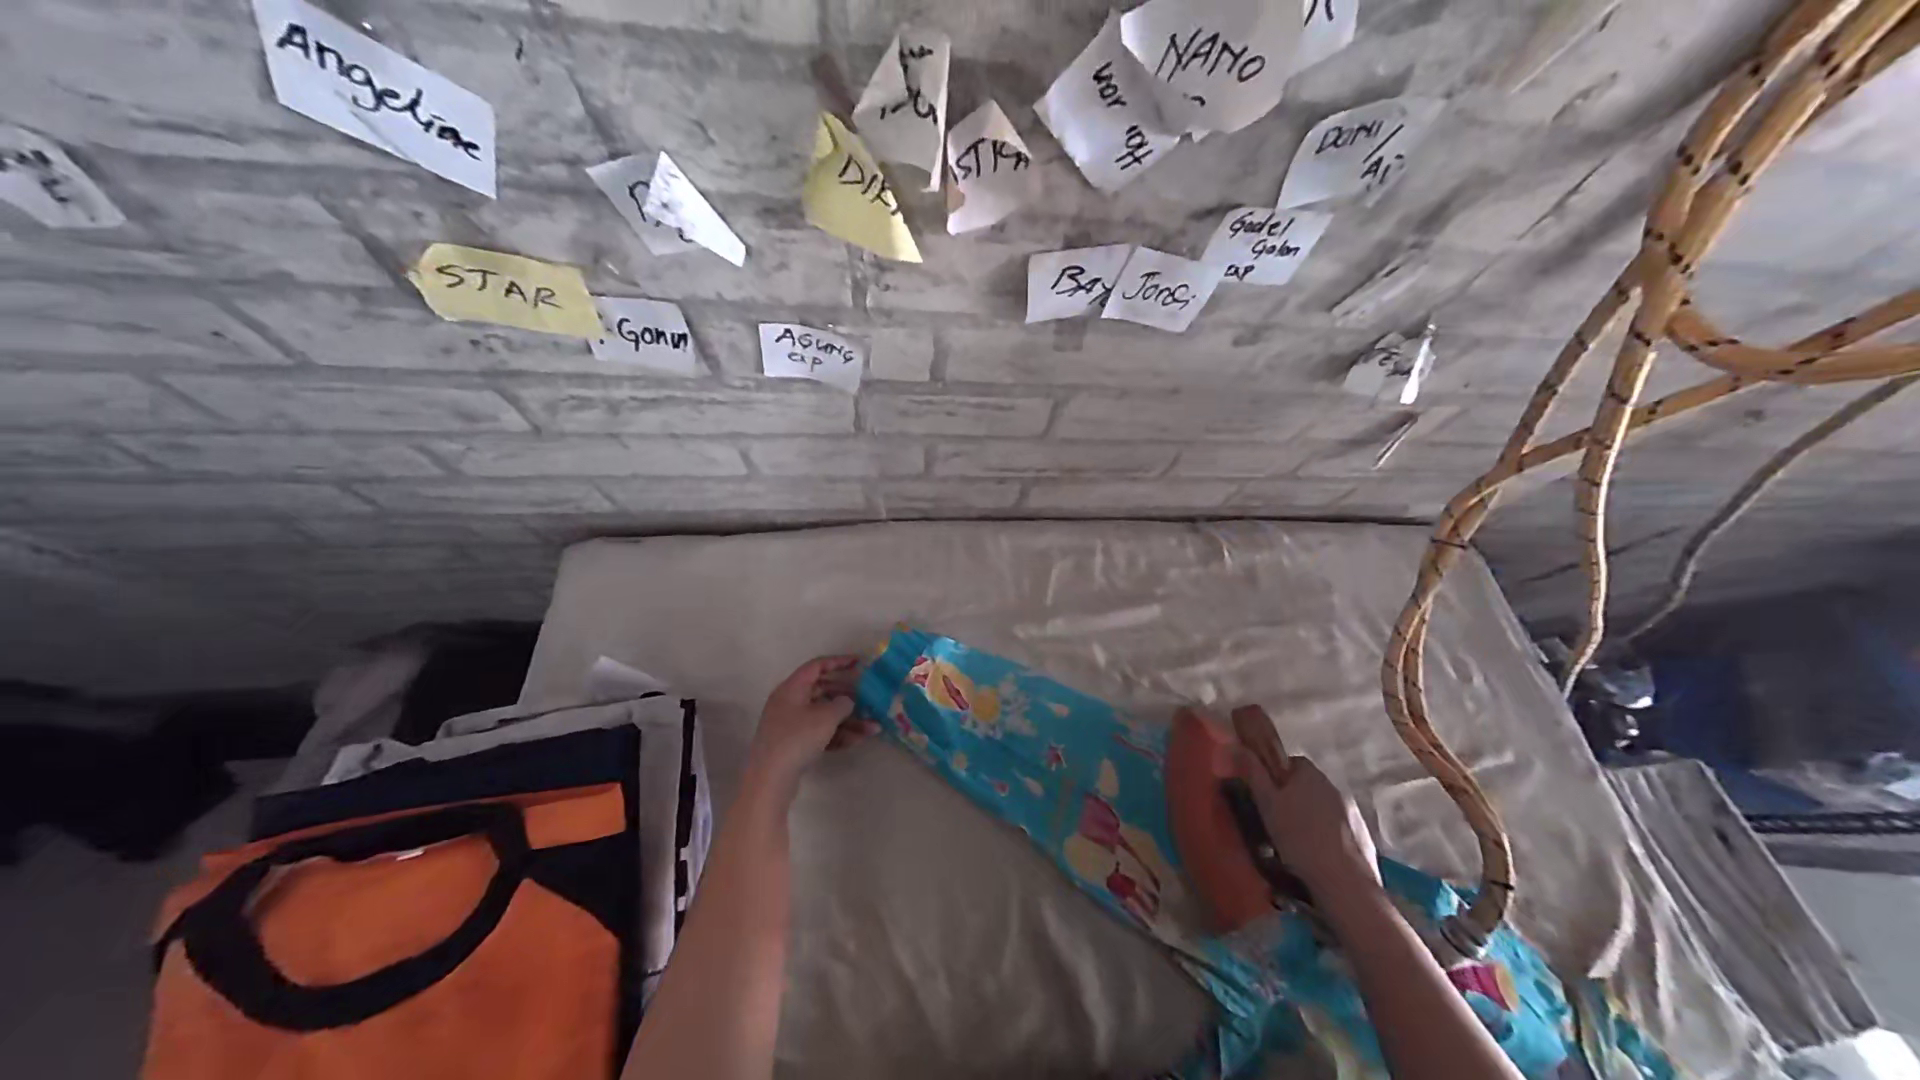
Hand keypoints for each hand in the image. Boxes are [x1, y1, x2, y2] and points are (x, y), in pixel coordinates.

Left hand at [745, 656, 875, 786]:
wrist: (771, 778)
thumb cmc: (798, 738)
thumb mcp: (826, 717)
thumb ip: (842, 704)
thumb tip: (847, 701)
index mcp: (792, 688)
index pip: (817, 666)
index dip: (839, 662)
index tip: (859, 663)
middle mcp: (789, 702)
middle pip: (822, 691)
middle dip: (848, 697)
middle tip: (868, 699)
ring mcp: (790, 724)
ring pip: (824, 715)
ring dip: (848, 720)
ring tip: (873, 728)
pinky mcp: (793, 744)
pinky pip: (819, 732)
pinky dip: (837, 734)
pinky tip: (857, 741)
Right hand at [1234, 734, 1380, 896]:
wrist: (1344, 881)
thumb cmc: (1298, 837)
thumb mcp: (1266, 804)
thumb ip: (1254, 773)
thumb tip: (1238, 745)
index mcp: (1309, 773)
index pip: (1291, 762)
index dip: (1277, 775)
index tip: (1267, 794)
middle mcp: (1333, 786)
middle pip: (1308, 783)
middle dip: (1294, 795)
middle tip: (1277, 818)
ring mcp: (1351, 811)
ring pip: (1323, 805)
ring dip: (1311, 815)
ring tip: (1297, 840)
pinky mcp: (1363, 835)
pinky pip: (1338, 827)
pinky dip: (1328, 834)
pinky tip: (1318, 853)